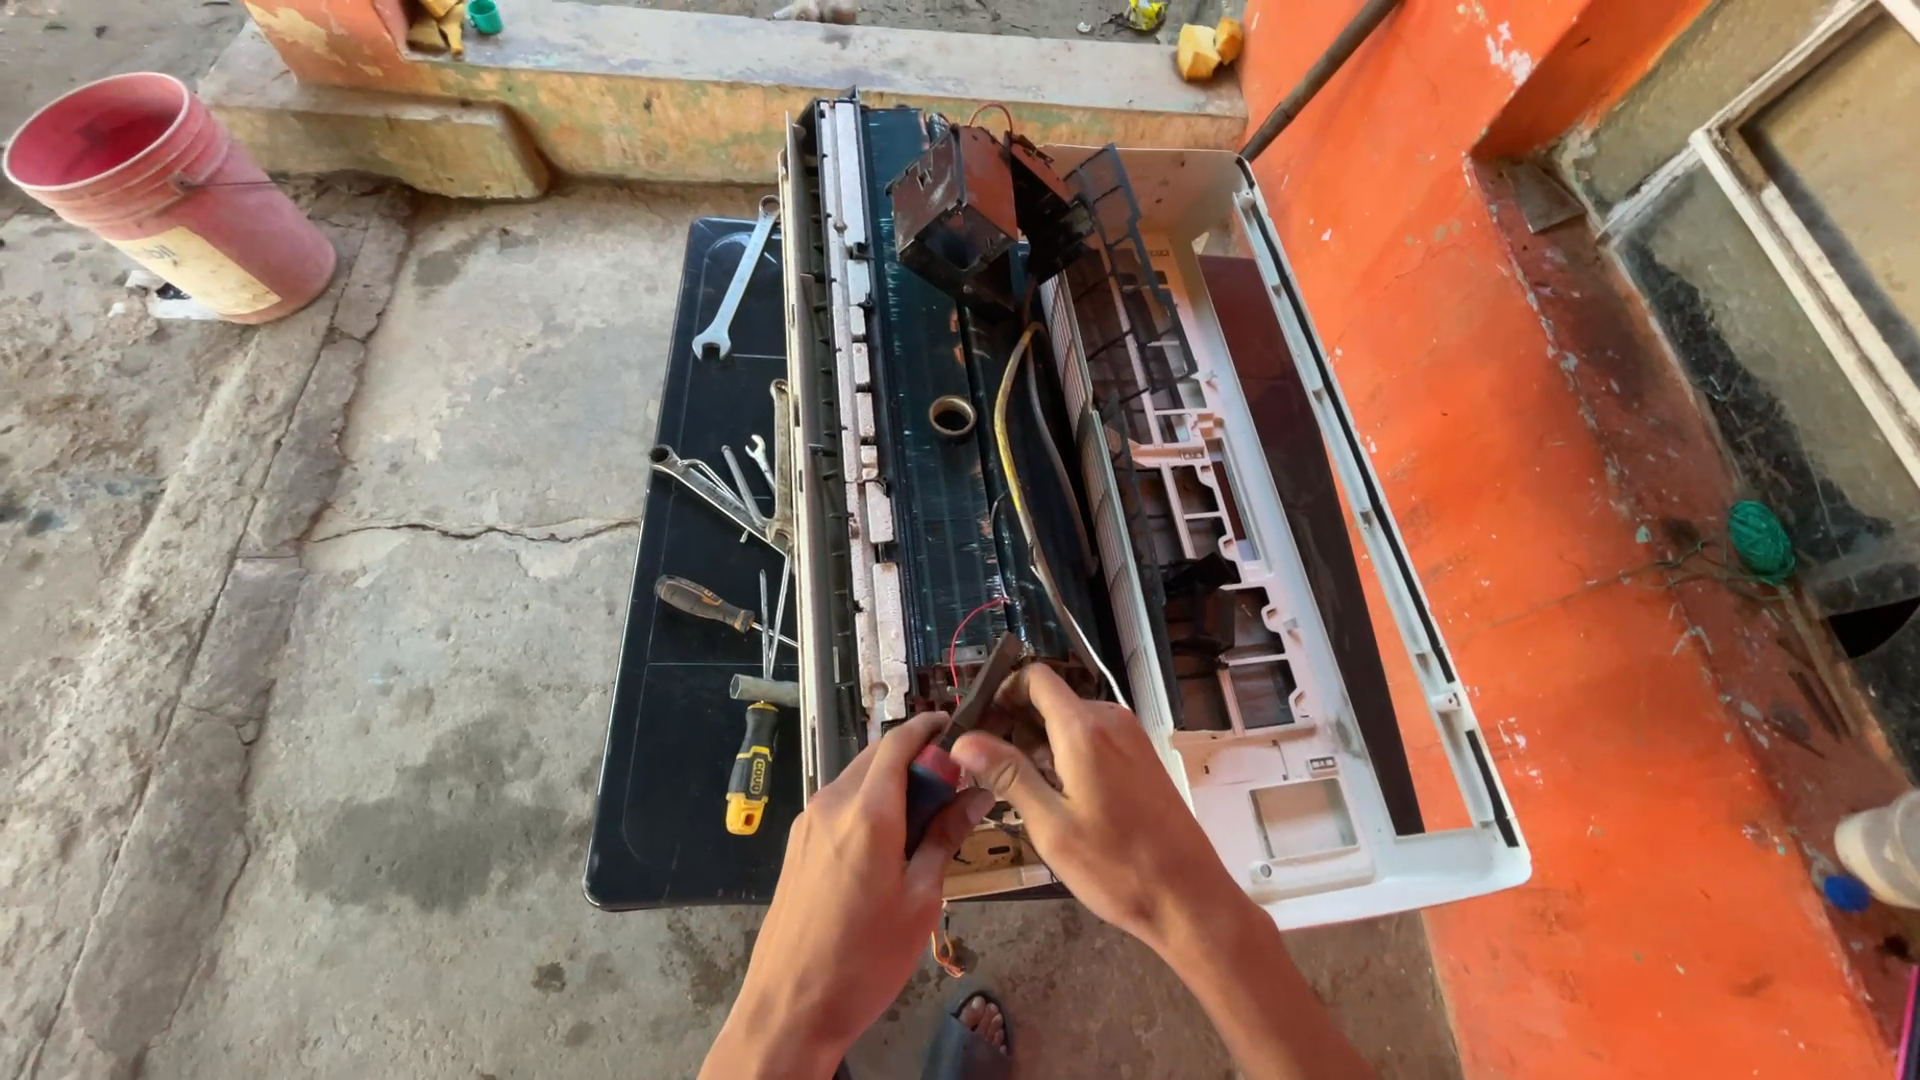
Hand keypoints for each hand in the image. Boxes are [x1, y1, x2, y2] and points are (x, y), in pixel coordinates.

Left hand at [702, 712, 994, 1079]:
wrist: (788, 1006)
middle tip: (951, 779)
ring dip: (891, 778)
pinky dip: (869, 799)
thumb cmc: (865, 958)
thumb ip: (946, 836)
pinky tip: (889, 835)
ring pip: (857, 776)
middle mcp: (833, 802)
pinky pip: (840, 801)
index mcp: (868, 811)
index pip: (899, 742)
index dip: (929, 728)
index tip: (955, 726)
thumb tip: (977, 794)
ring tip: (925, 812)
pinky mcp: (798, 841)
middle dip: (915, 755)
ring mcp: (810, 821)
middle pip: (877, 754)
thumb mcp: (920, 899)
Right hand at [949, 665, 1242, 951]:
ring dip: (1039, 741)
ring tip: (1017, 787)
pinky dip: (1065, 752)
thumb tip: (962, 739)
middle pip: (1050, 699)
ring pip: (1069, 720)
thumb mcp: (1051, 825)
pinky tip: (1056, 794)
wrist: (1190, 899)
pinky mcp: (1140, 756)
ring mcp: (1129, 737)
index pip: (1035, 678)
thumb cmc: (1116, 867)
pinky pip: (1092, 737)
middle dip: (1014, 723)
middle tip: (988, 767)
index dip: (1002, 692)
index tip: (978, 726)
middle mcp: (1109, 720)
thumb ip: (1009, 774)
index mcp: (1083, 728)